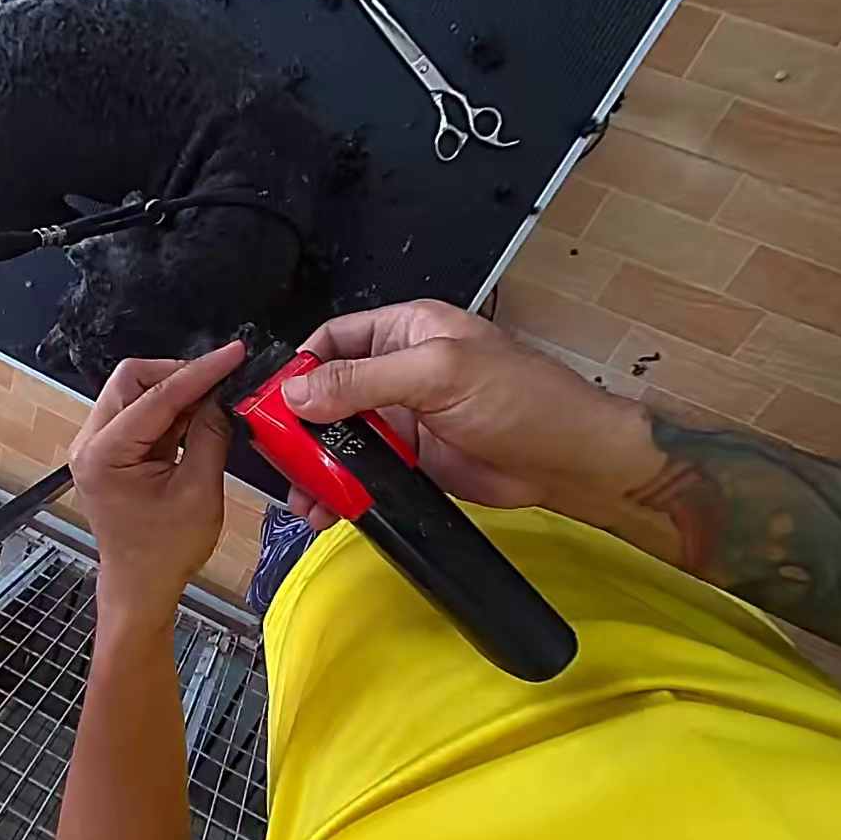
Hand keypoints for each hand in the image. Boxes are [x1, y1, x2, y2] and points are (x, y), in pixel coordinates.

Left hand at [69, 340, 244, 607]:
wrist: (141, 586)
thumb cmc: (167, 550)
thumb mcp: (199, 491)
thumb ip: (210, 436)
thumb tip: (223, 399)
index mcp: (106, 453)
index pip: (157, 395)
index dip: (201, 371)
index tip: (233, 354)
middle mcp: (91, 443)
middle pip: (133, 379)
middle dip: (180, 374)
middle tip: (222, 380)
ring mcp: (98, 447)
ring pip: (136, 393)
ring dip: (177, 392)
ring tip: (216, 399)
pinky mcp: (112, 453)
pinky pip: (141, 416)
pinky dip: (171, 411)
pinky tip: (199, 417)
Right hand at [282, 301, 657, 529]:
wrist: (565, 460)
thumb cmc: (520, 399)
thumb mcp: (438, 373)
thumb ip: (365, 379)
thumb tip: (299, 391)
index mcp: (405, 332)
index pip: (334, 340)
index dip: (301, 369)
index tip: (275, 405)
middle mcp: (398, 373)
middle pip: (329, 394)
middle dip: (300, 426)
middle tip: (281, 459)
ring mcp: (404, 420)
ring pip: (343, 438)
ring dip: (318, 464)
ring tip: (302, 494)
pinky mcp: (411, 460)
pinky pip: (365, 471)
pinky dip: (344, 488)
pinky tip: (331, 507)